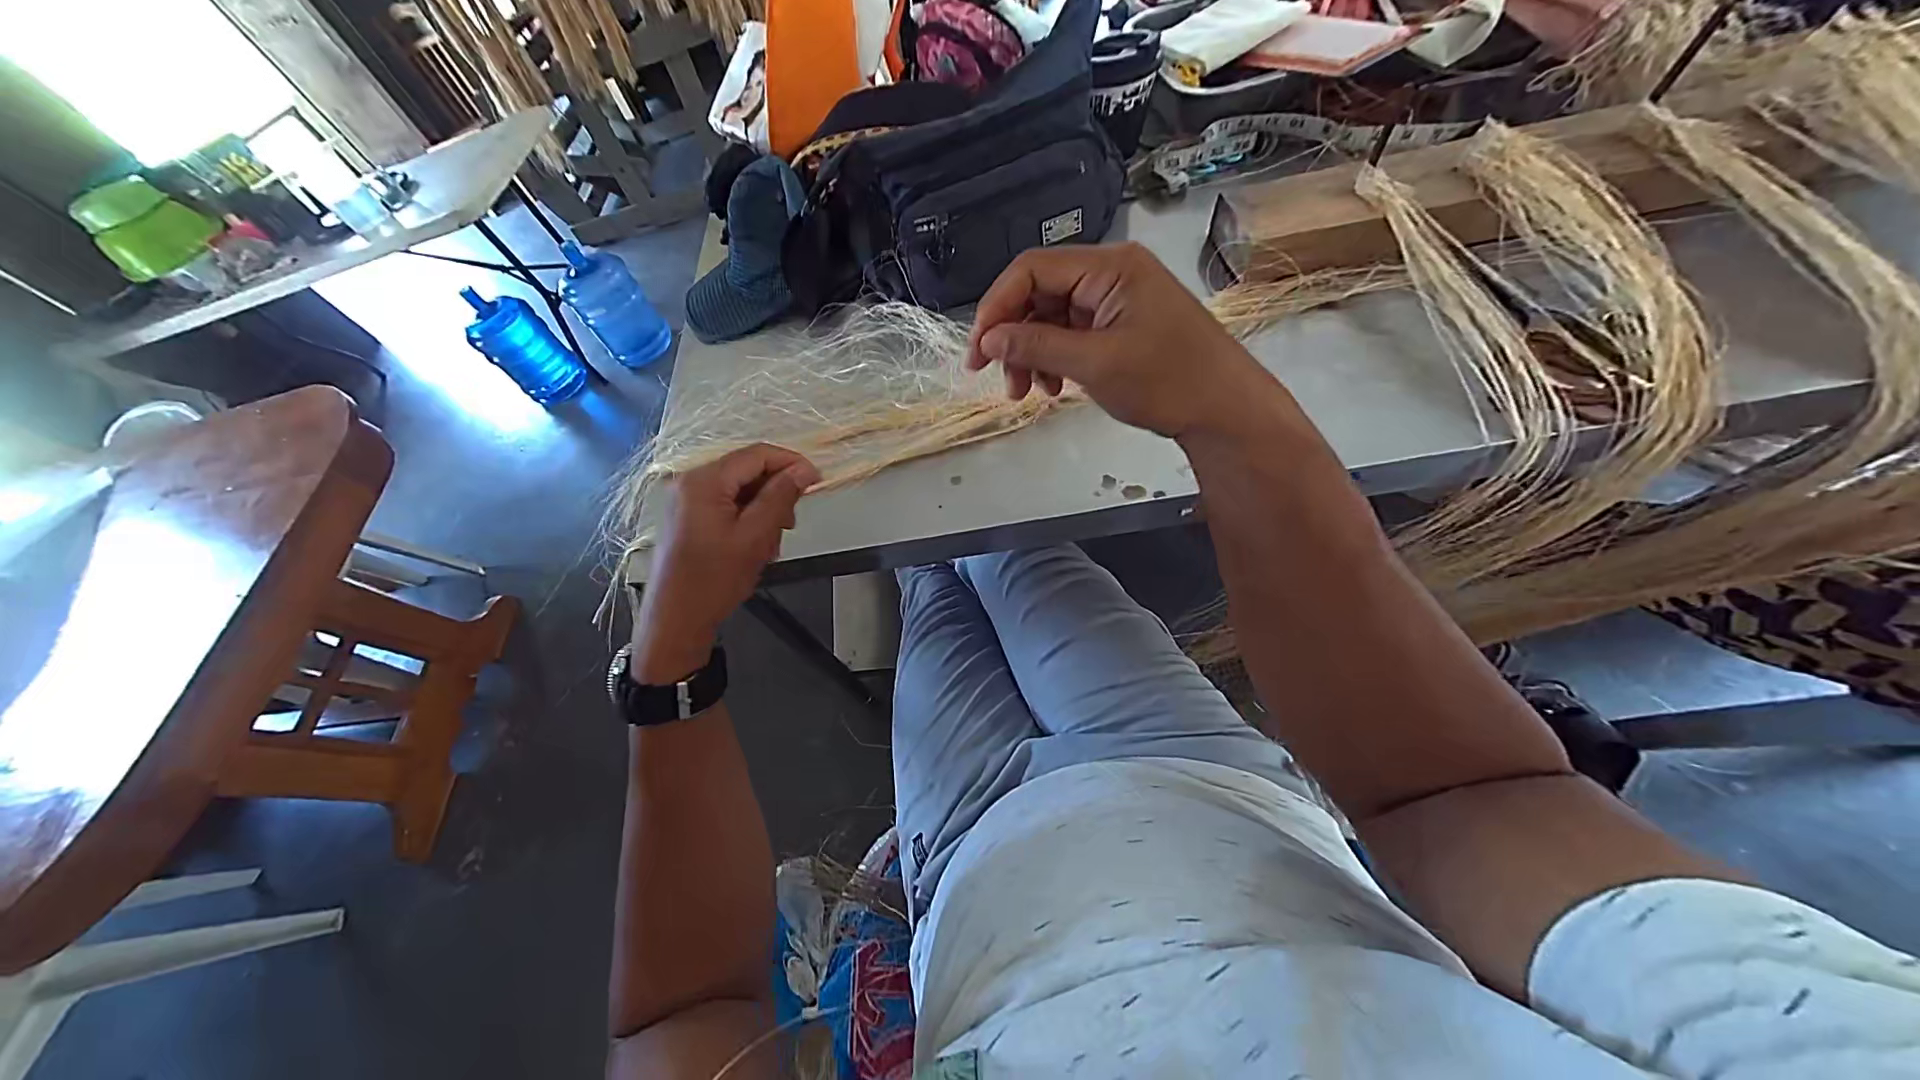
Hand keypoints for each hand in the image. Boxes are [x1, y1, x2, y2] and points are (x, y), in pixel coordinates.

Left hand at [632, 444, 820, 681]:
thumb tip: (802, 470)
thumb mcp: (755, 536)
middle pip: (747, 471)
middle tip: (789, 524)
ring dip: (764, 510)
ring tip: (770, 543)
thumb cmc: (713, 580)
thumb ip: (780, 497)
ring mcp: (687, 500)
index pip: (757, 454)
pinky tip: (755, 546)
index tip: (816, 480)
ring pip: (740, 490)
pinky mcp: (689, 517)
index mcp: (704, 481)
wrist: (676, 619)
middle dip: (775, 492)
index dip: (791, 463)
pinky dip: (747, 519)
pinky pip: (727, 505)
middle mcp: (690, 482)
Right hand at [966, 243, 1288, 438]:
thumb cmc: (1168, 382)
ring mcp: (1118, 299)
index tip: (979, 351)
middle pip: (1040, 294)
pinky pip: (1074, 334)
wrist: (1226, 410)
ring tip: (1029, 392)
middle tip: (1002, 381)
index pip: (1032, 269)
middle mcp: (1112, 274)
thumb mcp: (1094, 365)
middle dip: (1014, 337)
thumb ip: (1036, 347)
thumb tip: (989, 340)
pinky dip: (1055, 359)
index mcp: (1110, 267)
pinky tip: (1054, 387)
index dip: (996, 307)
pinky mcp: (1122, 324)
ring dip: (1032, 354)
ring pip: (1053, 318)